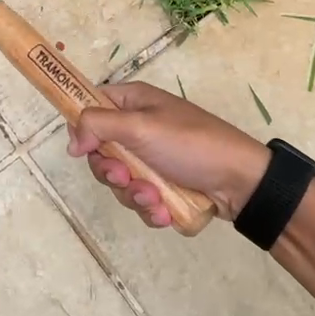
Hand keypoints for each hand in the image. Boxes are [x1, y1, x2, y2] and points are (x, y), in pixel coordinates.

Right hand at [67, 81, 270, 227]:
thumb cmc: (191, 144)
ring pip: (120, 181)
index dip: (82, 128)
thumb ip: (98, 125)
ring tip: (156, 200)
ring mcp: (152, 158)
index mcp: (132, 102)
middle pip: (101, 151)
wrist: (243, 182)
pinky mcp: (165, 186)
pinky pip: (141, 199)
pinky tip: (165, 213)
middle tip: (125, 178)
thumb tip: (71, 140)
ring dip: (133, 195)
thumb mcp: (140, 126)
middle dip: (112, 172)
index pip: (90, 107)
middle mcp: (138, 128)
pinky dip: (150, 209)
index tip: (83, 150)